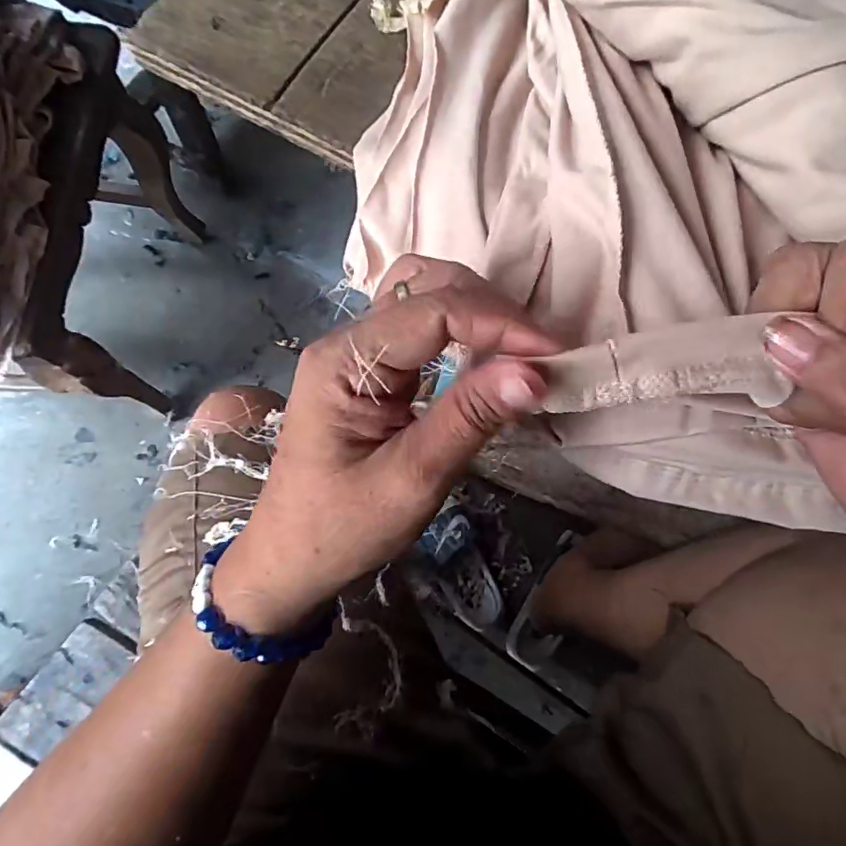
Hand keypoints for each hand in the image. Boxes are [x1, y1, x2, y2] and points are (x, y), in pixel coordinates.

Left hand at [213, 256, 560, 630]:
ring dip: (478, 311)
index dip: (499, 322)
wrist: (291, 558)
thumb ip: (470, 418)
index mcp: (345, 361)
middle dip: (492, 311)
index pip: (433, 311)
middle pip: (428, 287)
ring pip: (425, 294)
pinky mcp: (372, 368)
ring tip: (520, 349)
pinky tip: (488, 353)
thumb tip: (535, 372)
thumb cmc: (342, 528)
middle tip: (540, 355)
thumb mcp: (412, 479)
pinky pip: (422, 325)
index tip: (553, 353)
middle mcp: (347, 341)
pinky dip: (463, 328)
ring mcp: (357, 351)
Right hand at [749, 237, 845, 565]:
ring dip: (783, 363)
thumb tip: (777, 335)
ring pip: (771, 307)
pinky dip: (773, 389)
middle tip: (837, 385)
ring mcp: (841, 333)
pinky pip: (758, 353)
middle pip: (804, 269)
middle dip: (804, 328)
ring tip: (832, 410)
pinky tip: (818, 421)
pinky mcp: (805, 369)